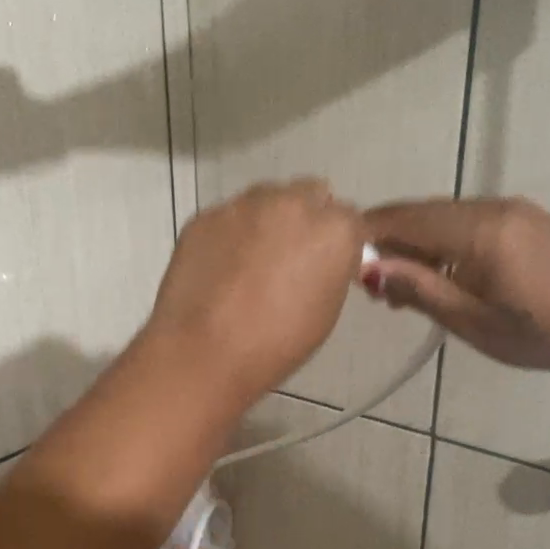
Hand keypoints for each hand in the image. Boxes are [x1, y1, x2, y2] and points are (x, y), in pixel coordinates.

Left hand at [140, 179, 364, 409]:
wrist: (201, 353)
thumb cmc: (272, 345)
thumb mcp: (325, 311)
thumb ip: (331, 269)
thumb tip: (320, 259)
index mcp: (333, 229)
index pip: (348, 219)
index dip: (334, 244)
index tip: (320, 264)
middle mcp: (291, 203)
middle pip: (308, 195)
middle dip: (302, 220)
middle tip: (283, 260)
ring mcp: (242, 206)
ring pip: (264, 200)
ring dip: (263, 222)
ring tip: (244, 264)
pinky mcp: (204, 217)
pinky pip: (225, 218)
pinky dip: (226, 236)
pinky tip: (216, 269)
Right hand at [360, 197, 549, 398]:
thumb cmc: (542, 334)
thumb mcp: (470, 320)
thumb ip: (416, 289)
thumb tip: (366, 269)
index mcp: (478, 231)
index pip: (402, 218)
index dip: (365, 236)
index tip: (337, 264)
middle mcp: (492, 208)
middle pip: (419, 214)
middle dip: (387, 243)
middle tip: (369, 288)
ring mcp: (511, 210)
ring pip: (440, 217)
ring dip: (412, 245)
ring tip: (399, 291)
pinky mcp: (524, 220)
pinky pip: (465, 222)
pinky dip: (439, 243)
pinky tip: (436, 277)